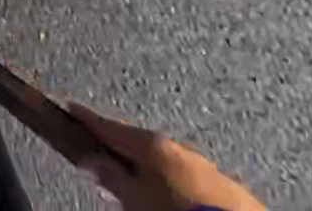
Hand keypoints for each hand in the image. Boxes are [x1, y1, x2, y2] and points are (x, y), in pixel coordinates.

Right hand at [70, 103, 264, 210]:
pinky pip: (199, 184)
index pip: (109, 126)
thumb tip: (91, 160)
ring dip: (157, 173)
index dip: (86, 119)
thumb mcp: (134, 199)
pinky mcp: (240, 199)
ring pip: (174, 166)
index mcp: (155, 143)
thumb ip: (110, 176)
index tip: (72, 110)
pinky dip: (184, 189)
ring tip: (147, 193)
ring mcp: (215, 173)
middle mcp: (185, 150)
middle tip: (107, 164)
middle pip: (144, 147)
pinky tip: (181, 203)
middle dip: (126, 153)